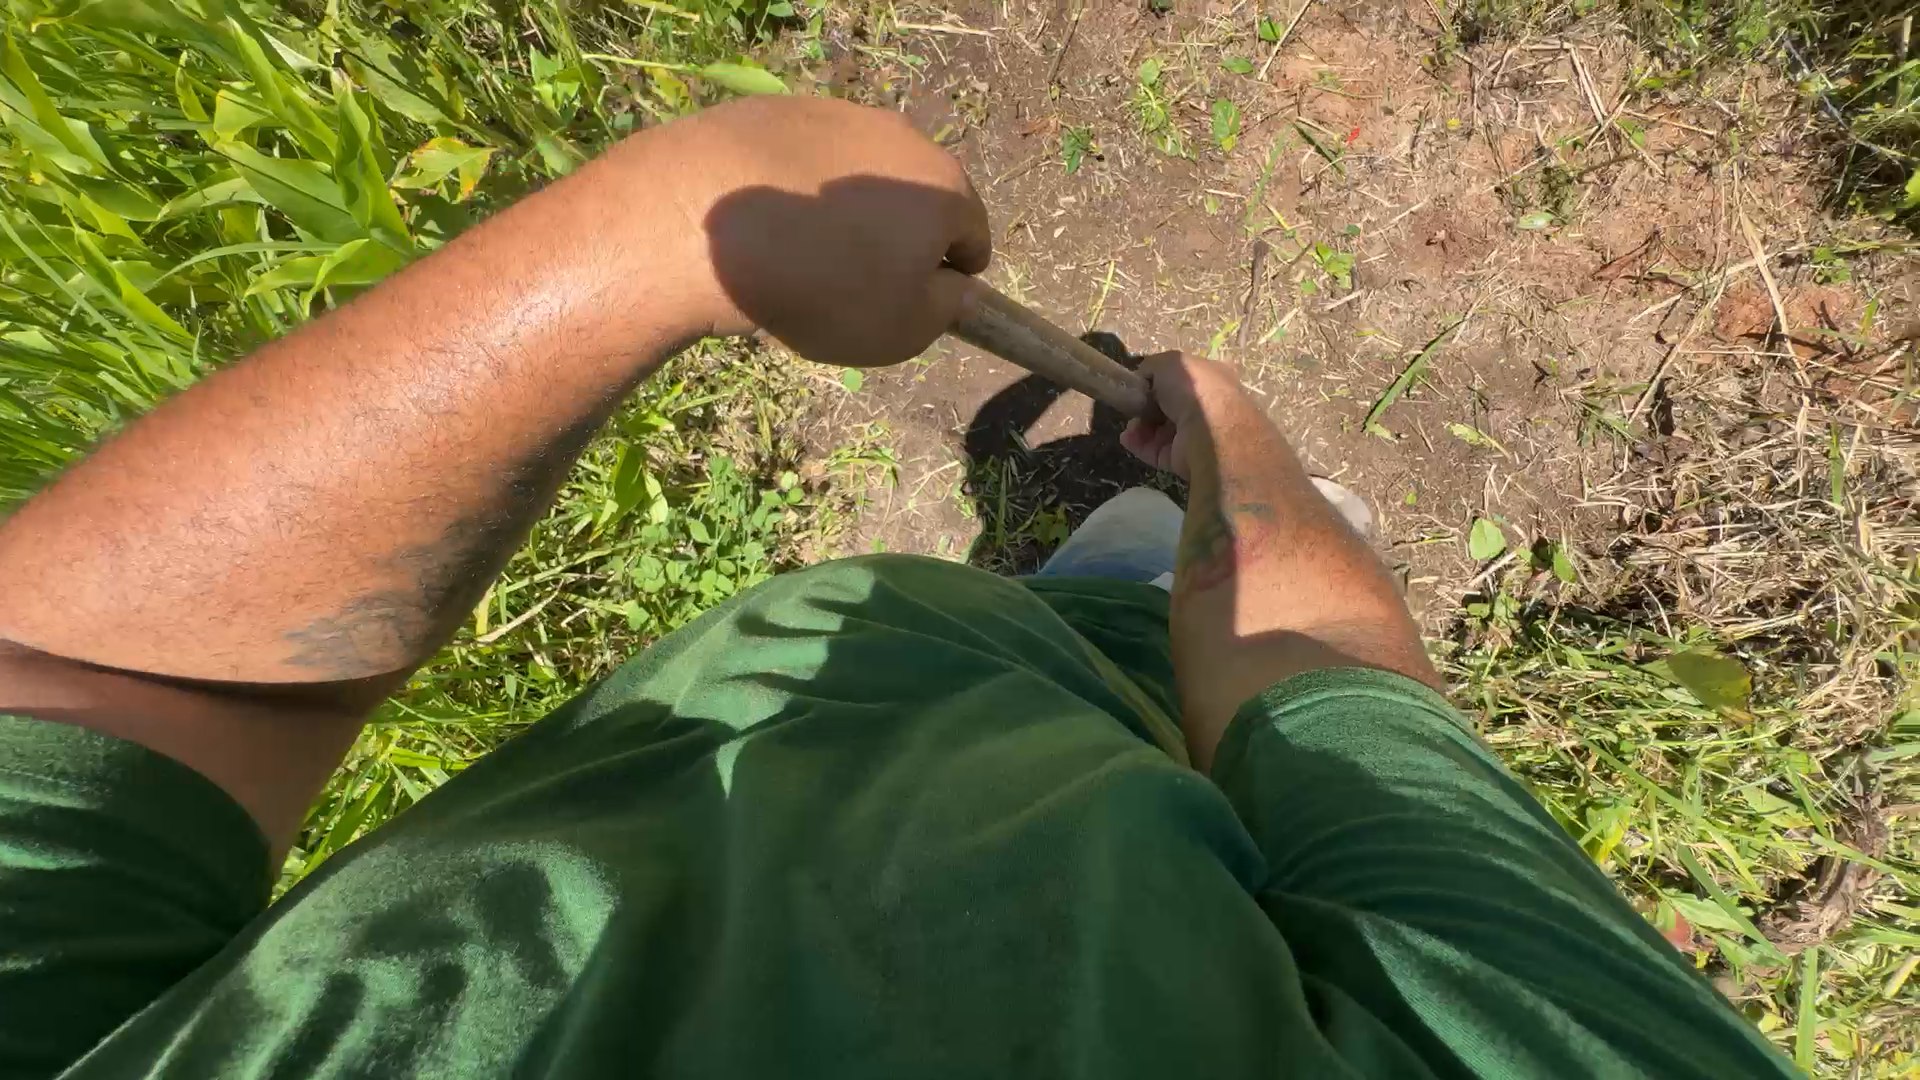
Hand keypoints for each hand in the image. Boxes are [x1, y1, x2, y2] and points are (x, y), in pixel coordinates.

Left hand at [624, 96, 990, 367]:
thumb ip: (947, 308)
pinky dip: (805, 192)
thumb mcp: (905, 328)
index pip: (975, 236)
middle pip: (919, 199)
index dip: (957, 276)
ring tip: (812, 261)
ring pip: (865, 177)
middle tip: (866, 286)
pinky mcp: (778, 109)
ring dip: (855, 215)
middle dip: (906, 241)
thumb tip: (957, 286)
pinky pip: (810, 162)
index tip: (926, 300)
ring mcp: (837, 115)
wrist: (711, 229)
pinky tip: (774, 229)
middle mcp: (900, 138)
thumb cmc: (827, 291)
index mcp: (943, 189)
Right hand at [1119, 352, 1247, 478]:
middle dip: (1146, 405)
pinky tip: (1127, 438)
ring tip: (1130, 424)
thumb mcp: (1170, 361)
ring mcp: (1193, 435)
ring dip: (1139, 426)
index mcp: (1209, 381)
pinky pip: (1154, 450)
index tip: (1141, 383)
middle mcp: (1205, 408)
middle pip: (1167, 407)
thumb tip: (1142, 379)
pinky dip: (1138, 444)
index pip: (1181, 381)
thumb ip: (1152, 367)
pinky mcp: (1180, 458)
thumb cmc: (1193, 388)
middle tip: (1133, 404)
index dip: (1158, 381)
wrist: (1208, 430)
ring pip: (1158, 430)